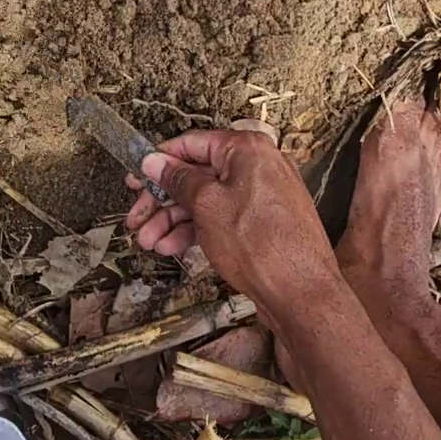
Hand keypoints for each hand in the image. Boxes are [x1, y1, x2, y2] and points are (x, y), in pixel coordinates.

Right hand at [122, 128, 341, 315]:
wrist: (303, 295)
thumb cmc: (260, 245)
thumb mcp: (207, 206)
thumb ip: (177, 180)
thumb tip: (154, 161)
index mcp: (247, 149)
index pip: (192, 144)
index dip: (160, 161)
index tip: (136, 177)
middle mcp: (258, 165)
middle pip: (197, 174)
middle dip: (163, 200)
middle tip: (137, 217)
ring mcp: (263, 194)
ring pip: (208, 199)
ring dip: (175, 220)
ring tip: (149, 241)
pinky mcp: (264, 221)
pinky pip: (224, 216)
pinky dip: (198, 230)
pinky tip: (173, 248)